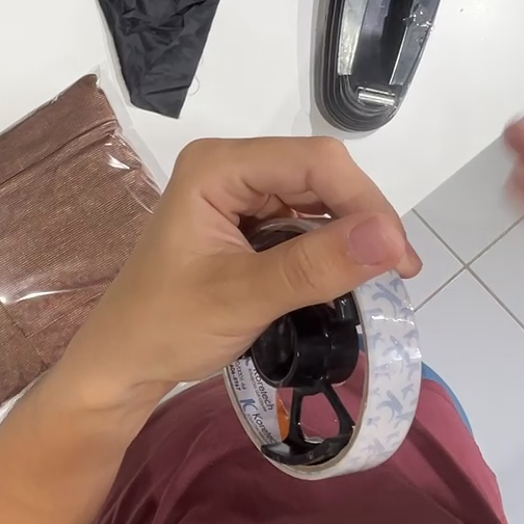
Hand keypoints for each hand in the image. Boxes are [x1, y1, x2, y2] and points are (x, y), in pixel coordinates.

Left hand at [61, 137, 420, 398]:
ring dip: (352, 234)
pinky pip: (302, 222)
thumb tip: (391, 239)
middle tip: (399, 272)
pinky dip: (330, 247)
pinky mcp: (245, 222)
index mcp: (217, 166)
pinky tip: (351, 273)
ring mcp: (237, 193)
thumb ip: (315, 266)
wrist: (124, 362)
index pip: (313, 161)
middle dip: (362, 218)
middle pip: (319, 174)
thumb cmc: (166, 326)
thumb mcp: (243, 297)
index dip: (363, 201)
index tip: (398, 256)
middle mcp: (229, 167)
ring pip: (316, 198)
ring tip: (384, 278)